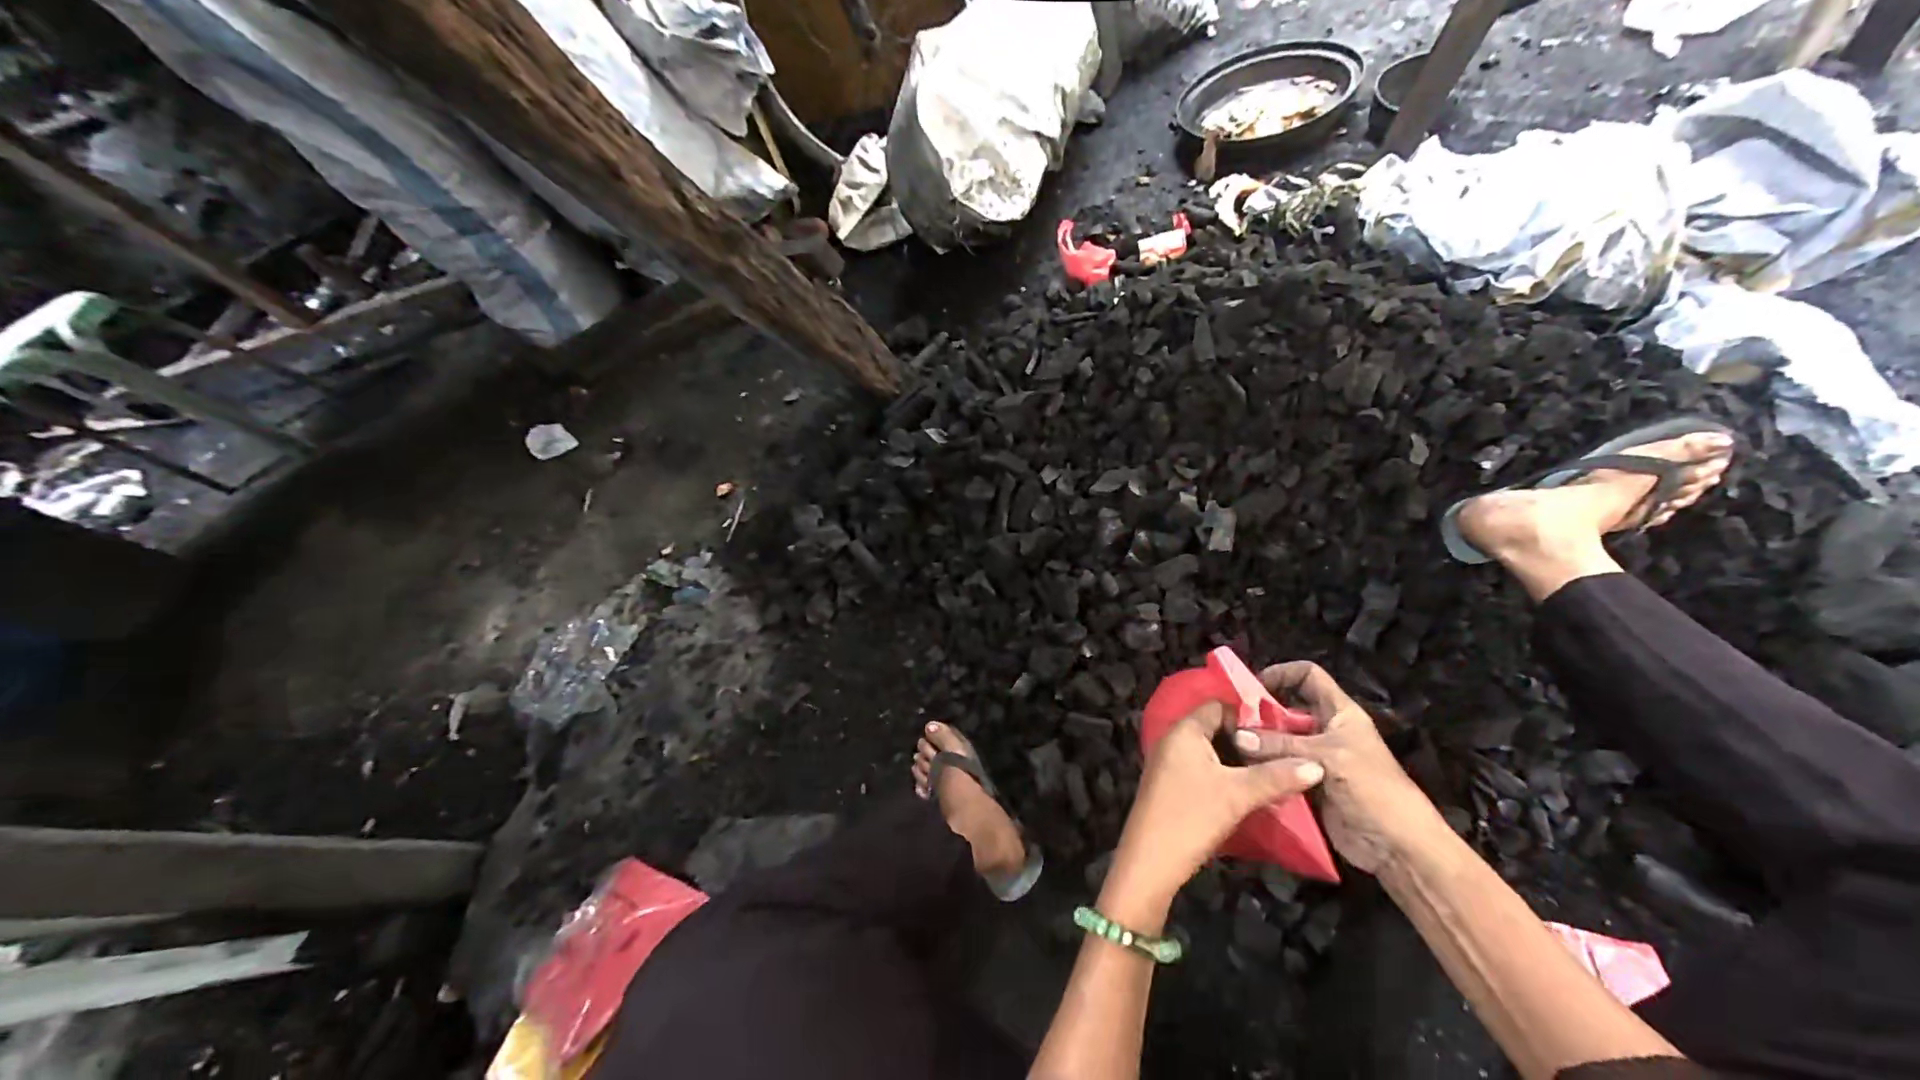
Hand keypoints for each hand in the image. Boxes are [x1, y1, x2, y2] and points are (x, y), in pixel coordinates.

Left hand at [1104, 701, 1324, 922]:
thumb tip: (1318, 765)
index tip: (1279, 733)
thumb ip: (1277, 776)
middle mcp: (1172, 740)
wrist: (1151, 861)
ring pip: (1209, 751)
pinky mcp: (1169, 785)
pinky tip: (1246, 793)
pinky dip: (1223, 775)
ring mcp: (1168, 763)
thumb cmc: (1193, 816)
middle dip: (1246, 742)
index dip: (1248, 716)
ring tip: (1271, 775)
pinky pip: (1200, 768)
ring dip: (1237, 762)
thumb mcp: (1239, 794)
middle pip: (1214, 728)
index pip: (1218, 705)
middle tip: (1281, 755)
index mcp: (1184, 730)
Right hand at [1233, 662, 1449, 873]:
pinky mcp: (1306, 783)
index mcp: (1339, 712)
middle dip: (1260, 712)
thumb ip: (1280, 744)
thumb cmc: (1372, 788)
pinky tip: (1241, 771)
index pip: (1308, 676)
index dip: (1281, 673)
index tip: (1251, 686)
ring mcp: (1315, 758)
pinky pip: (1278, 768)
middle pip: (1287, 708)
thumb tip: (1237, 735)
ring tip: (1228, 746)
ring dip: (1257, 743)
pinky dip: (1262, 768)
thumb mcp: (1327, 757)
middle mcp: (1325, 730)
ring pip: (1278, 740)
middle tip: (1229, 721)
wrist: (1397, 845)